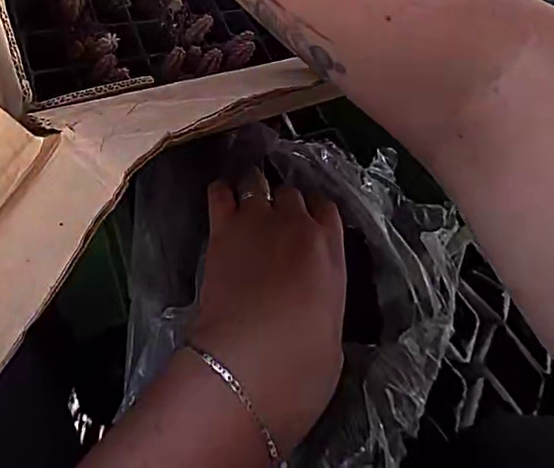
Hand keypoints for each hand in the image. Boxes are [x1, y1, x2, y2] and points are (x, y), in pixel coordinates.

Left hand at [187, 168, 346, 454]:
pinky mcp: (222, 229)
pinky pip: (220, 192)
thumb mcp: (332, 337)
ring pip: (257, 182)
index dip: (315, 213)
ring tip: (247, 204)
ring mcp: (258, 221)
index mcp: (329, 250)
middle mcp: (296, 224)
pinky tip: (222, 202)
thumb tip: (312, 300)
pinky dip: (222, 193)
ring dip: (254, 191)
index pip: (327, 207)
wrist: (242, 371)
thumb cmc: (297, 370)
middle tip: (274, 226)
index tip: (307, 226)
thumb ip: (325, 300)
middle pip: (291, 192)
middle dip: (283, 205)